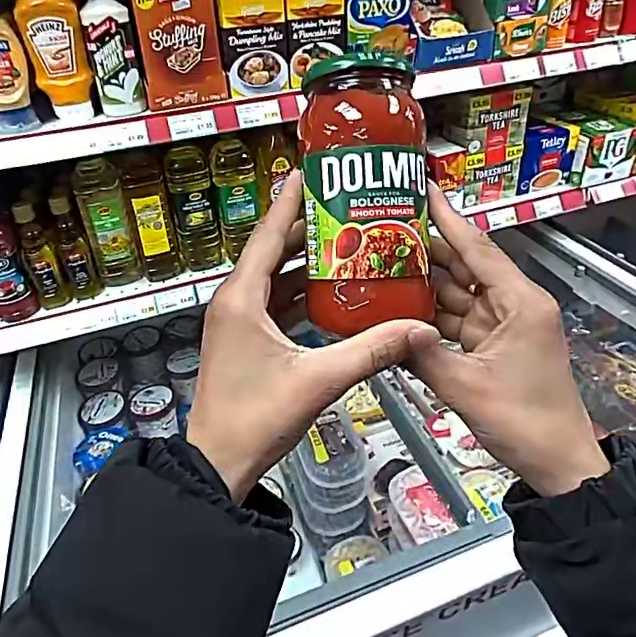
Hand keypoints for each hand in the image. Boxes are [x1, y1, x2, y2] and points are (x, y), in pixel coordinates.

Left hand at [187, 172, 438, 502]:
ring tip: (346, 246)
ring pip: (276, 278)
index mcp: (242, 298)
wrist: (218, 464)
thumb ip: (370, 350)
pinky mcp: (246, 339)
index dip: (289, 201)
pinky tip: (332, 294)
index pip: (269, 234)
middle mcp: (235, 301)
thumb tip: (416, 329)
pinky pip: (275, 302)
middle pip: (274, 252)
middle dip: (308, 231)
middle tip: (345, 211)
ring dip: (307, 263)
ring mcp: (238, 321)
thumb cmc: (252, 419)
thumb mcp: (317, 380)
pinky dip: (301, 293)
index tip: (307, 172)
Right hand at [404, 185, 611, 496]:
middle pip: (464, 266)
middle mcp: (513, 305)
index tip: (425, 189)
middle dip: (427, 249)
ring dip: (424, 282)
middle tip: (384, 230)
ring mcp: (503, 325)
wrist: (559, 464)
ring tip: (383, 262)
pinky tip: (399, 305)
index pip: (478, 248)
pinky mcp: (493, 344)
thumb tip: (386, 331)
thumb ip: (423, 355)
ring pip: (456, 293)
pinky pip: (456, 319)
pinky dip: (430, 314)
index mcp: (520, 303)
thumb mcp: (467, 388)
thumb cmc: (526, 422)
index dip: (449, 217)